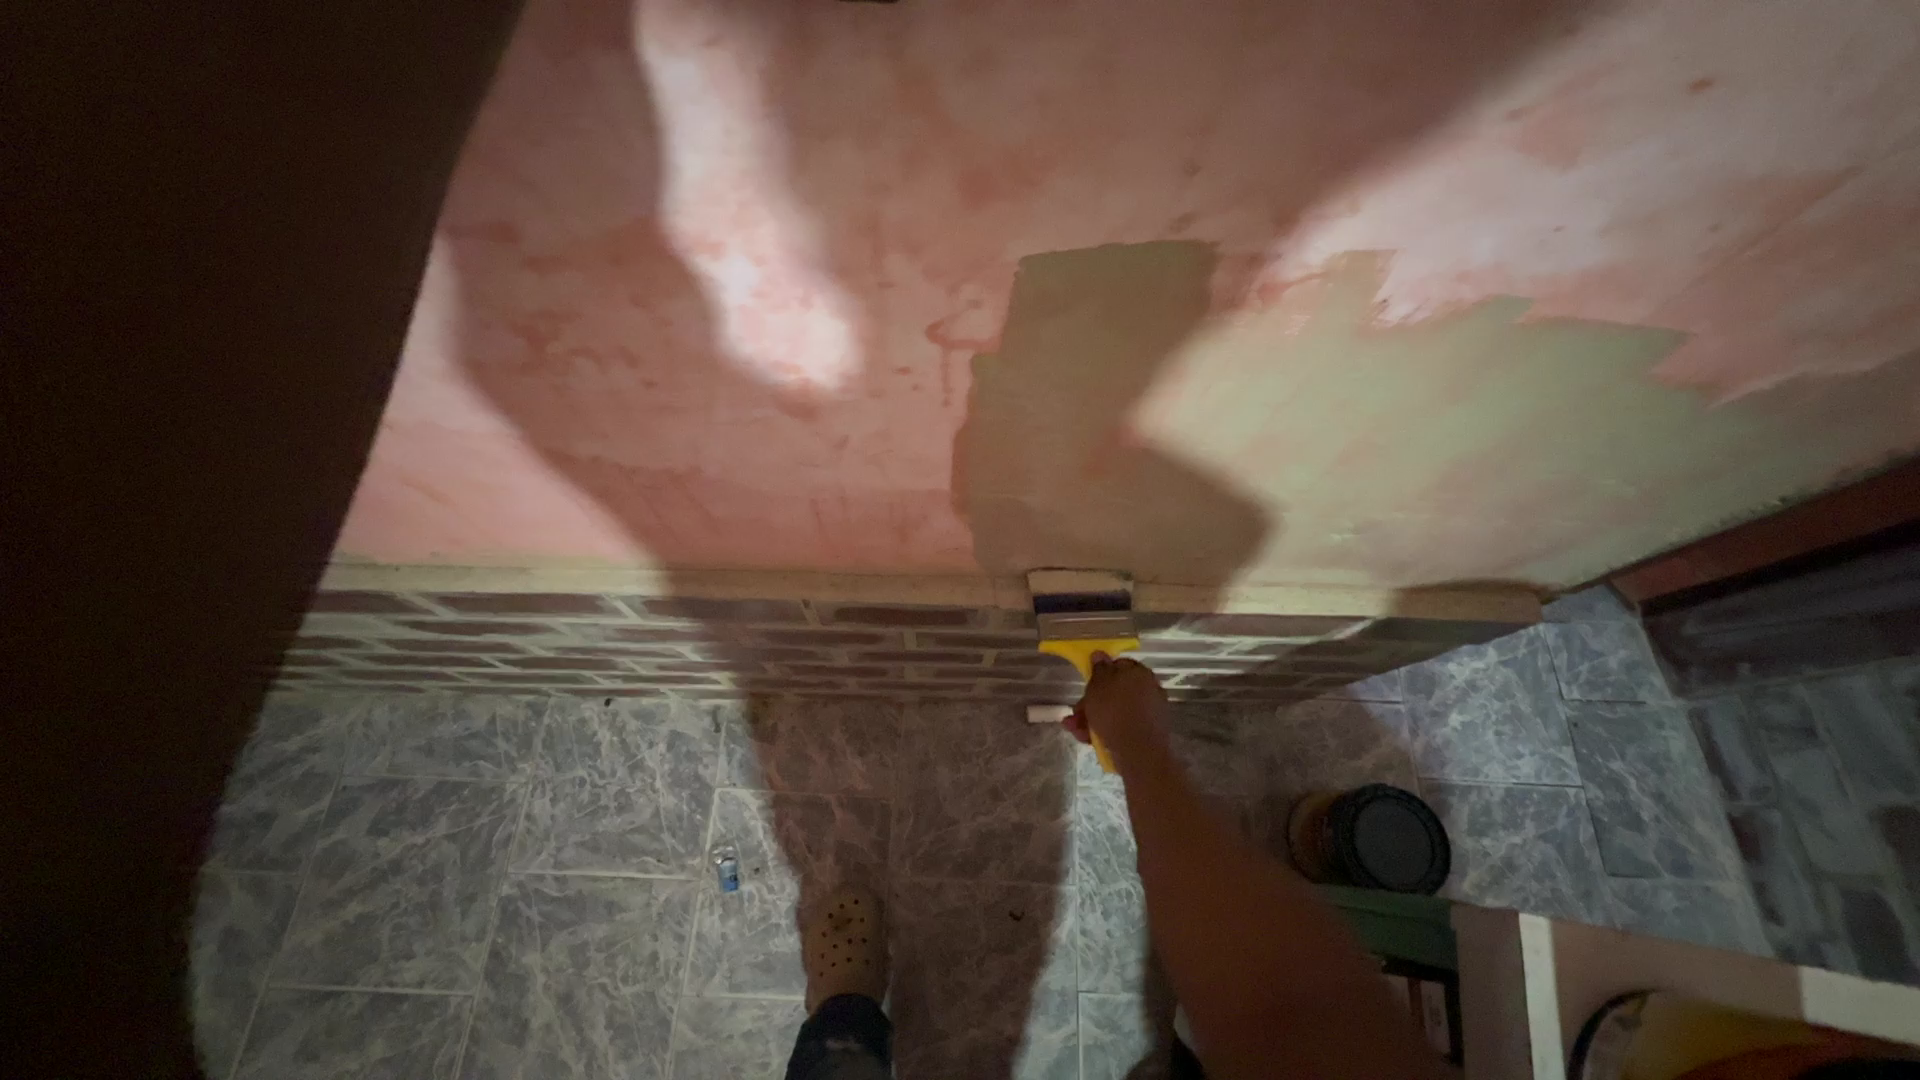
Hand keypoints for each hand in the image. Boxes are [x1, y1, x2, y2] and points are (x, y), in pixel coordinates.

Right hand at [1064, 652, 1169, 756]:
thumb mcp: (1098, 685)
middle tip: (1075, 711)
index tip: (1087, 685)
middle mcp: (1148, 689)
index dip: (1100, 674)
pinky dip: (1105, 730)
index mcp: (1139, 672)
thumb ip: (1098, 669)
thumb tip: (1099, 653)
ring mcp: (1149, 713)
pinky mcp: (1146, 733)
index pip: (1118, 665)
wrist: (1138, 752)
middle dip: (1091, 701)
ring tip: (1074, 728)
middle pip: (1114, 691)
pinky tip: (1087, 738)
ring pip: (1115, 711)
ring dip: (1092, 718)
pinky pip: (1122, 726)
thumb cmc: (1114, 712)